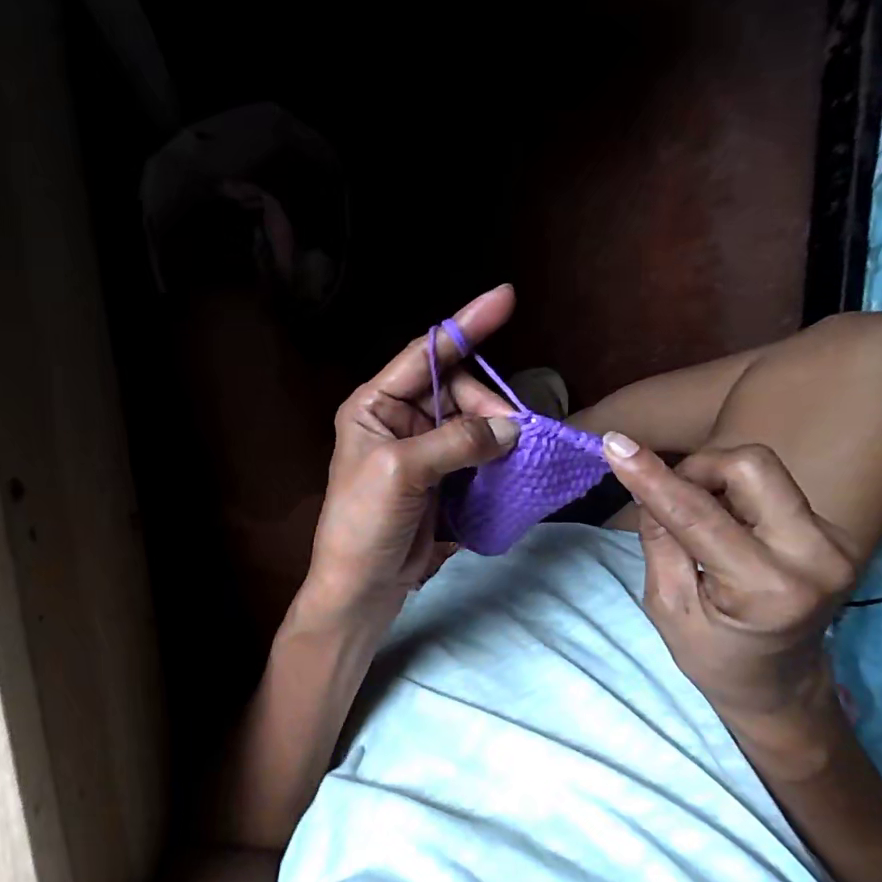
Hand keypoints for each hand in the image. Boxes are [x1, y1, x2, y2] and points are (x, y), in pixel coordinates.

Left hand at [302, 285, 522, 620]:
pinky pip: (476, 451)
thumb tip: (509, 427)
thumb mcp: (402, 473)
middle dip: (489, 402)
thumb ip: (455, 442)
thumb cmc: (364, 523)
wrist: (362, 585)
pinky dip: (496, 454)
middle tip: (516, 431)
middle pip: (457, 389)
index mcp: (374, 406)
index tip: (506, 296)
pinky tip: (511, 464)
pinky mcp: (439, 476)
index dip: (465, 326)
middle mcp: (397, 419)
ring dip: (497, 430)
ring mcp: (420, 448)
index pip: (425, 355)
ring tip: (518, 450)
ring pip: (472, 420)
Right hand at [602, 436, 857, 718]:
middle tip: (671, 496)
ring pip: (762, 469)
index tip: (614, 444)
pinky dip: (733, 493)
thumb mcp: (667, 605)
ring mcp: (836, 539)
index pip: (699, 514)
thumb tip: (647, 484)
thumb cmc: (712, 654)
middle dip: (698, 469)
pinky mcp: (836, 529)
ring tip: (699, 520)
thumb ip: (661, 541)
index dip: (653, 476)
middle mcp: (815, 556)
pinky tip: (726, 527)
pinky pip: (773, 485)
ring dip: (715, 480)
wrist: (781, 682)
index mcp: (768, 589)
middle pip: (752, 465)